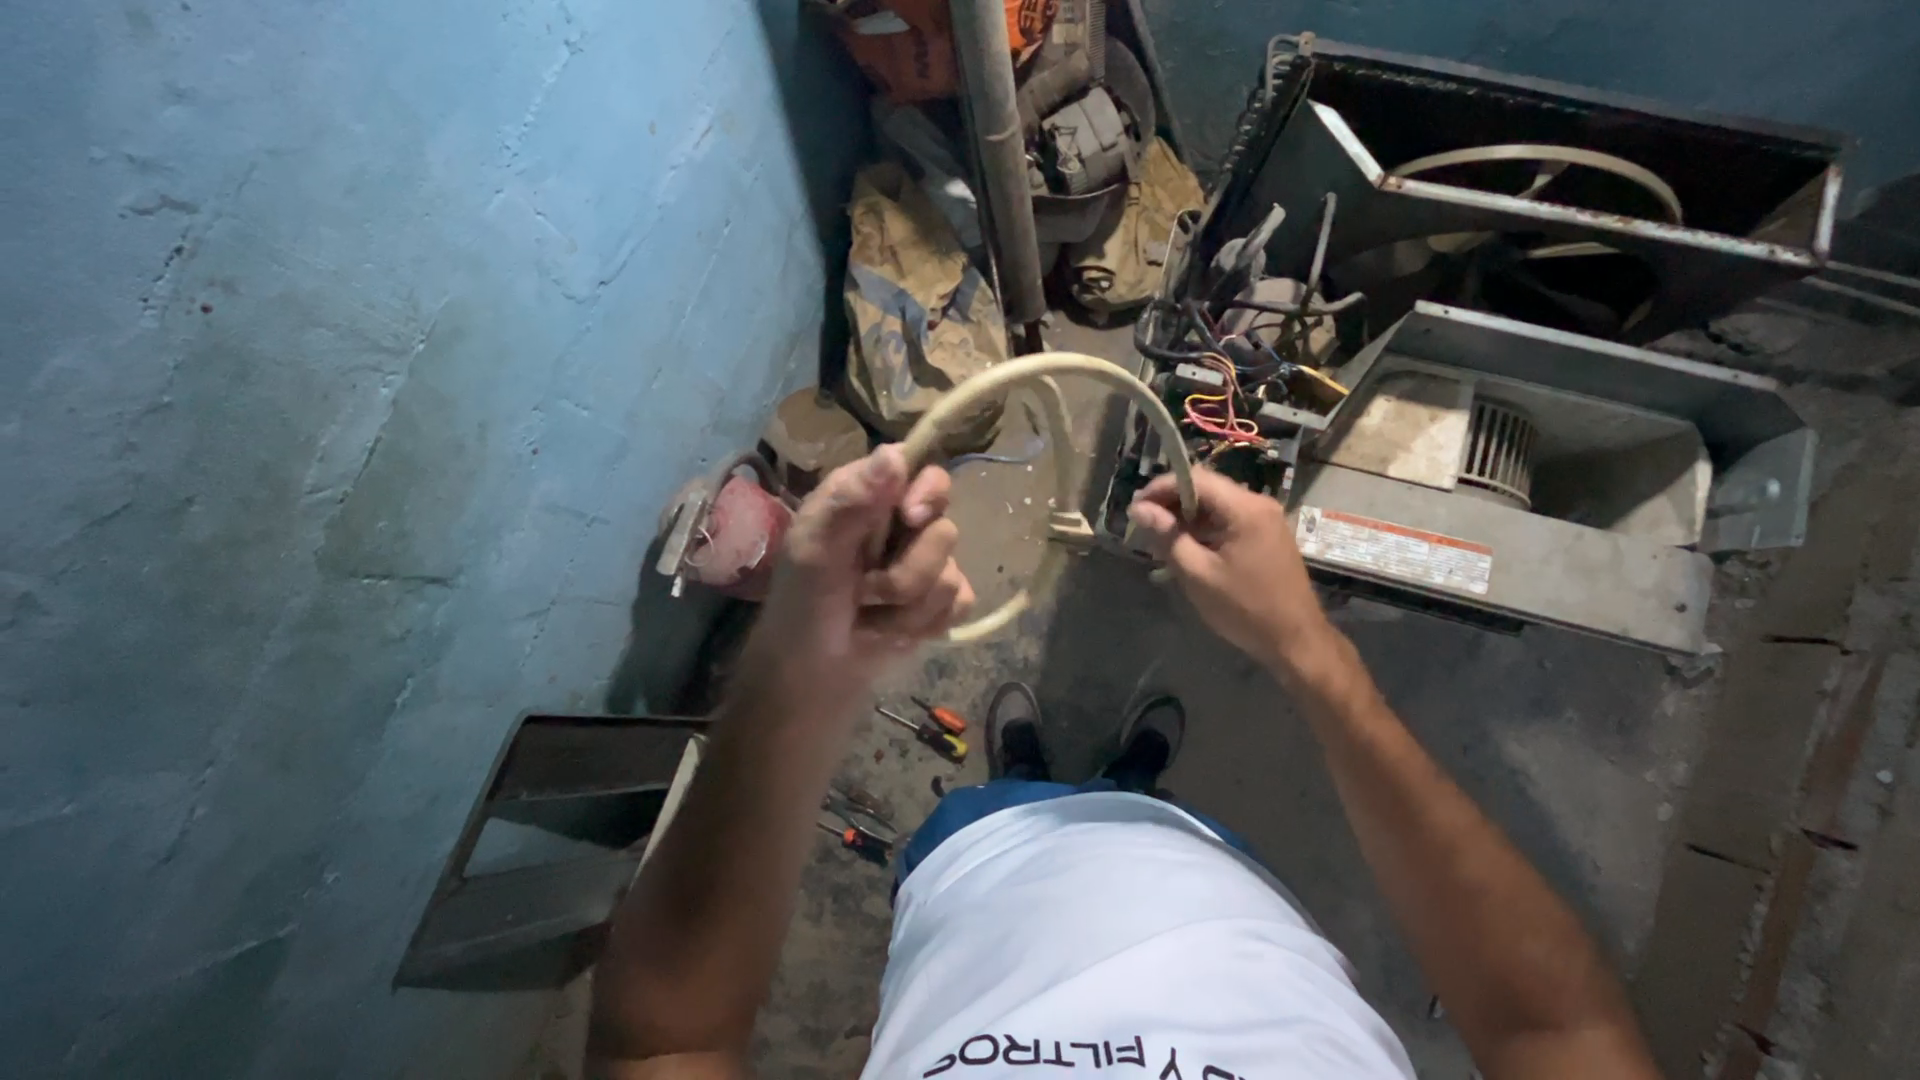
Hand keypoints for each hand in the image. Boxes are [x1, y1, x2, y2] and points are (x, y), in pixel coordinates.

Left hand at [737, 445, 974, 708]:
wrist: (813, 676)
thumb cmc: (803, 605)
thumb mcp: (814, 550)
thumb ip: (852, 502)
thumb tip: (893, 454)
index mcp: (870, 498)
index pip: (922, 472)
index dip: (927, 494)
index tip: (910, 518)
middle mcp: (902, 523)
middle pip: (944, 526)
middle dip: (907, 571)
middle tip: (866, 590)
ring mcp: (926, 563)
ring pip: (951, 573)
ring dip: (906, 607)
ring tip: (870, 617)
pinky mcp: (941, 602)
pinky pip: (960, 602)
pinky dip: (925, 623)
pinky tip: (894, 631)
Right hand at [1127, 468, 1334, 673]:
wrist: (1295, 639)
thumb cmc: (1244, 608)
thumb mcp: (1197, 574)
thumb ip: (1167, 537)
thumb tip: (1139, 509)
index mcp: (1245, 509)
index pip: (1196, 479)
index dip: (1161, 487)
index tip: (1136, 507)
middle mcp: (1259, 504)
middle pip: (1207, 487)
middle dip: (1172, 501)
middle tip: (1144, 524)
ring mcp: (1267, 519)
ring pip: (1217, 504)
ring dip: (1188, 516)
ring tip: (1161, 538)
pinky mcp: (1267, 535)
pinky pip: (1230, 519)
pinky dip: (1206, 527)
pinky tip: (1188, 546)